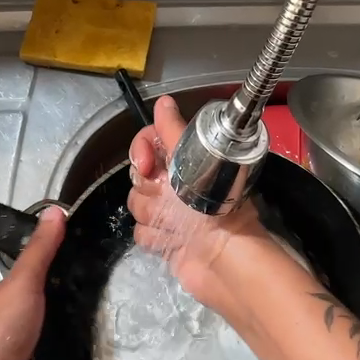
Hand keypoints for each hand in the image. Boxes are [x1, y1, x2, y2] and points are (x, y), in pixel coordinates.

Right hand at [126, 95, 271, 313]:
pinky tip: (174, 241)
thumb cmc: (213, 207)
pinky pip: (140, 232)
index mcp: (183, 160)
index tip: (147, 165)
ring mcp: (167, 211)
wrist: (223, 258)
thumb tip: (163, 101)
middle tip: (172, 197)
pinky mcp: (162, 238)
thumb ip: (173, 131)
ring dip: (155, 215)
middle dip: (151, 188)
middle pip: (137, 175)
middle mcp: (173, 182)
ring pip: (136, 205)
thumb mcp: (194, 162)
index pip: (148, 142)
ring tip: (178, 223)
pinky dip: (156, 238)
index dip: (141, 150)